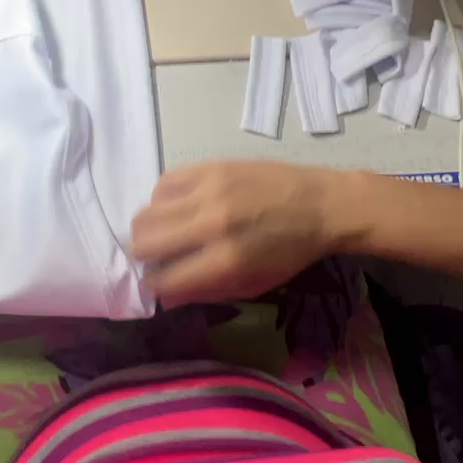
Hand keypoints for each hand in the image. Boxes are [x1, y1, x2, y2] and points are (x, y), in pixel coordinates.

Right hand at [129, 161, 362, 306]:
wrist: (320, 204)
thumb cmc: (289, 252)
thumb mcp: (252, 284)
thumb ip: (205, 291)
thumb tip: (164, 295)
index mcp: (224, 263)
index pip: (163, 279)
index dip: (153, 286)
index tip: (156, 283)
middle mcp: (210, 226)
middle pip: (143, 243)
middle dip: (142, 256)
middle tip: (155, 257)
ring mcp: (207, 192)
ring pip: (146, 212)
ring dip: (148, 228)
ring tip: (164, 231)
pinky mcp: (209, 166)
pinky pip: (163, 182)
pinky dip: (161, 199)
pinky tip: (176, 206)